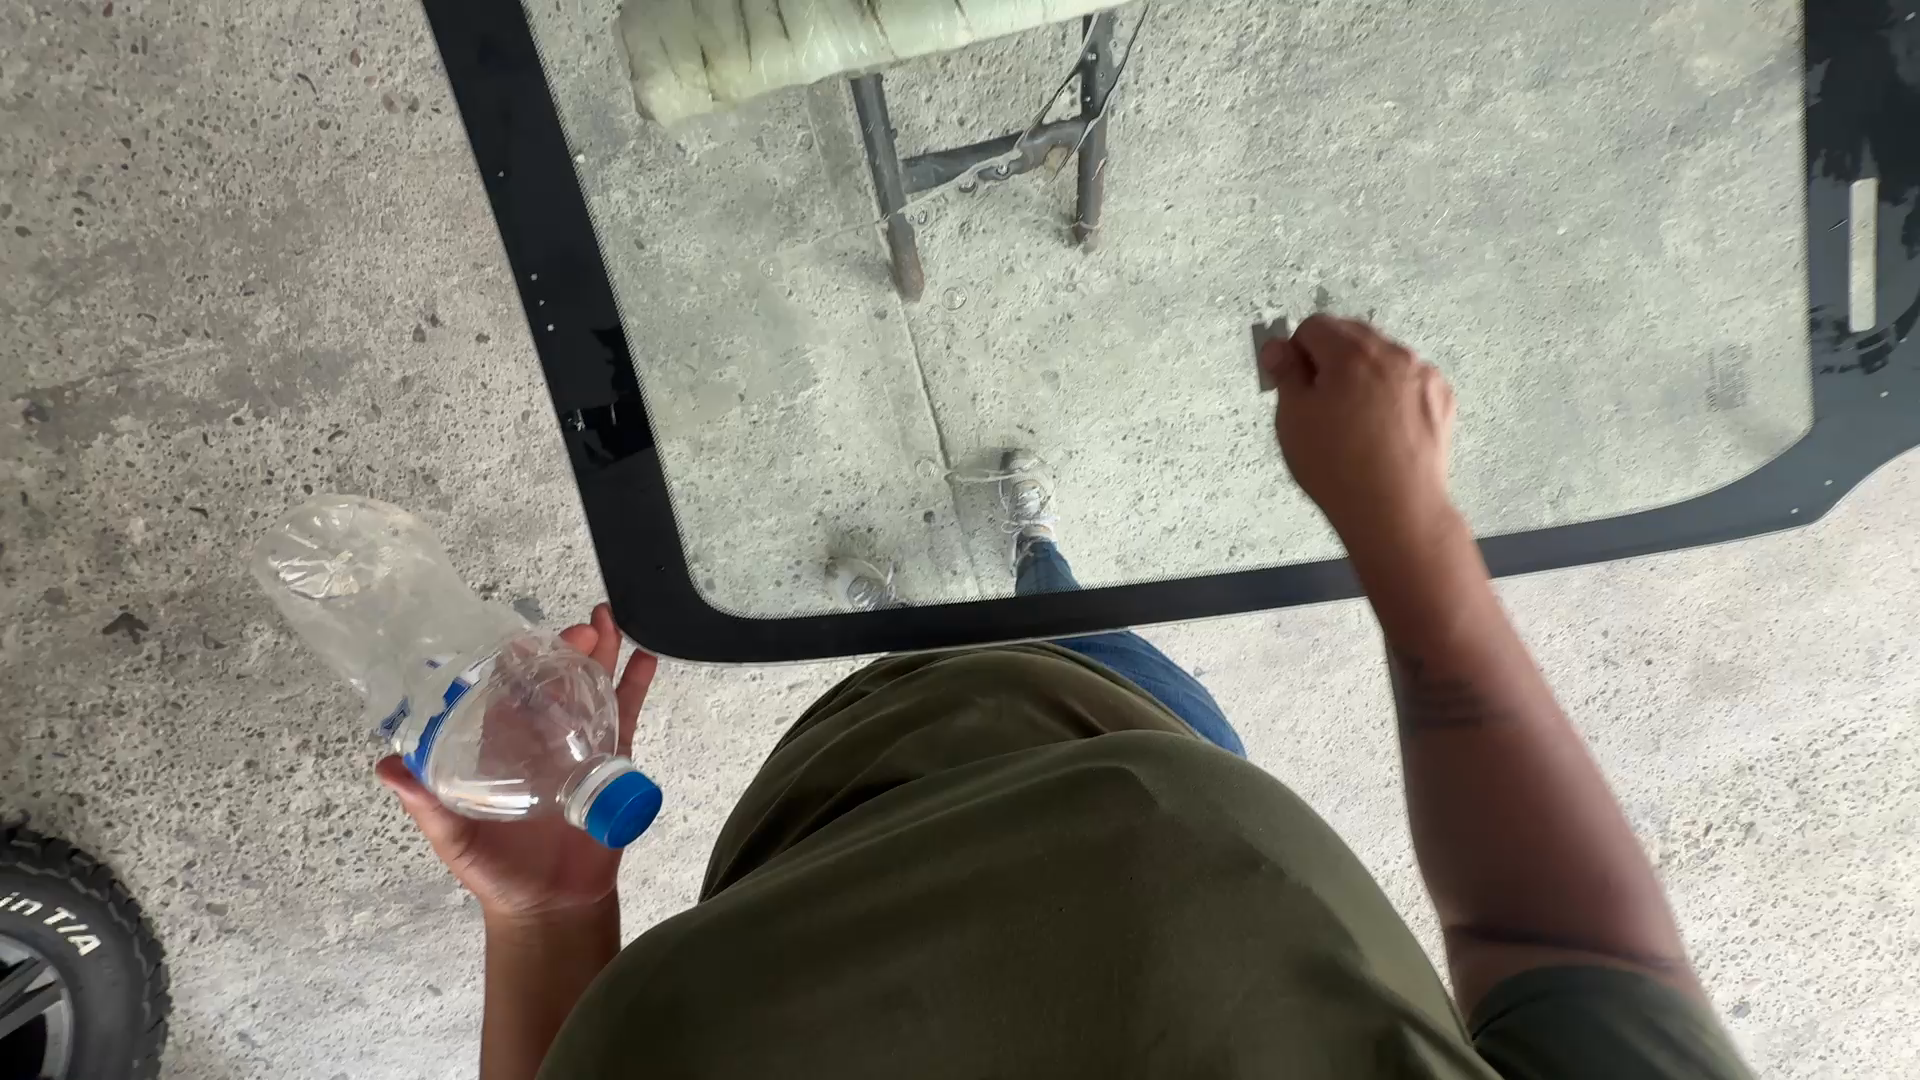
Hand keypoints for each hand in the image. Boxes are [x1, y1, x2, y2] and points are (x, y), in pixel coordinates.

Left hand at [375, 603, 656, 921]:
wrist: (553, 901)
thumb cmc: (498, 870)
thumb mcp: (455, 837)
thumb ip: (429, 804)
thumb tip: (387, 764)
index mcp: (504, 746)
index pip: (510, 692)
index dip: (519, 661)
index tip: (528, 638)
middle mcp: (544, 736)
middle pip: (560, 680)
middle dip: (571, 648)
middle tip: (583, 625)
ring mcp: (583, 743)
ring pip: (596, 688)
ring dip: (606, 654)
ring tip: (611, 621)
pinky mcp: (615, 758)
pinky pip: (628, 715)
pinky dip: (637, 685)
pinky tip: (646, 658)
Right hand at [1259, 314, 1457, 544]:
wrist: (1394, 508)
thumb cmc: (1334, 465)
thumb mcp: (1292, 418)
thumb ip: (1285, 373)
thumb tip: (1277, 346)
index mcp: (1352, 354)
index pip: (1314, 326)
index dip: (1295, 352)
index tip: (1292, 383)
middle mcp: (1393, 353)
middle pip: (1351, 335)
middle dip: (1328, 359)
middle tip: (1317, 404)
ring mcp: (1423, 374)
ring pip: (1380, 358)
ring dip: (1359, 375)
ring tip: (1350, 421)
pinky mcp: (1440, 398)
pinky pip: (1405, 380)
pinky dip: (1388, 393)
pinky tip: (1378, 429)